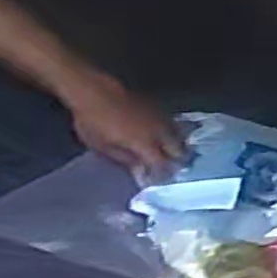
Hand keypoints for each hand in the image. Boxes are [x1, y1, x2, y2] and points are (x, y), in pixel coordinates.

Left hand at [61, 75, 187, 181]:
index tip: (160, 182)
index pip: (161, 164)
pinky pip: (178, 129)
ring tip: (171, 155)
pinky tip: (168, 140)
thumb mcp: (101, 145)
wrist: (99, 95)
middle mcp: (163, 134)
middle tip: (170, 168)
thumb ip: (124, 159)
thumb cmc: (94, 123)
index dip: (162, 174)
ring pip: (182, 140)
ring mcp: (167, 123)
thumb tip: (141, 172)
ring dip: (179, 149)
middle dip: (177, 161)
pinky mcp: (166, 115)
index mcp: (146, 144)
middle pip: (180, 151)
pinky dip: (176, 137)